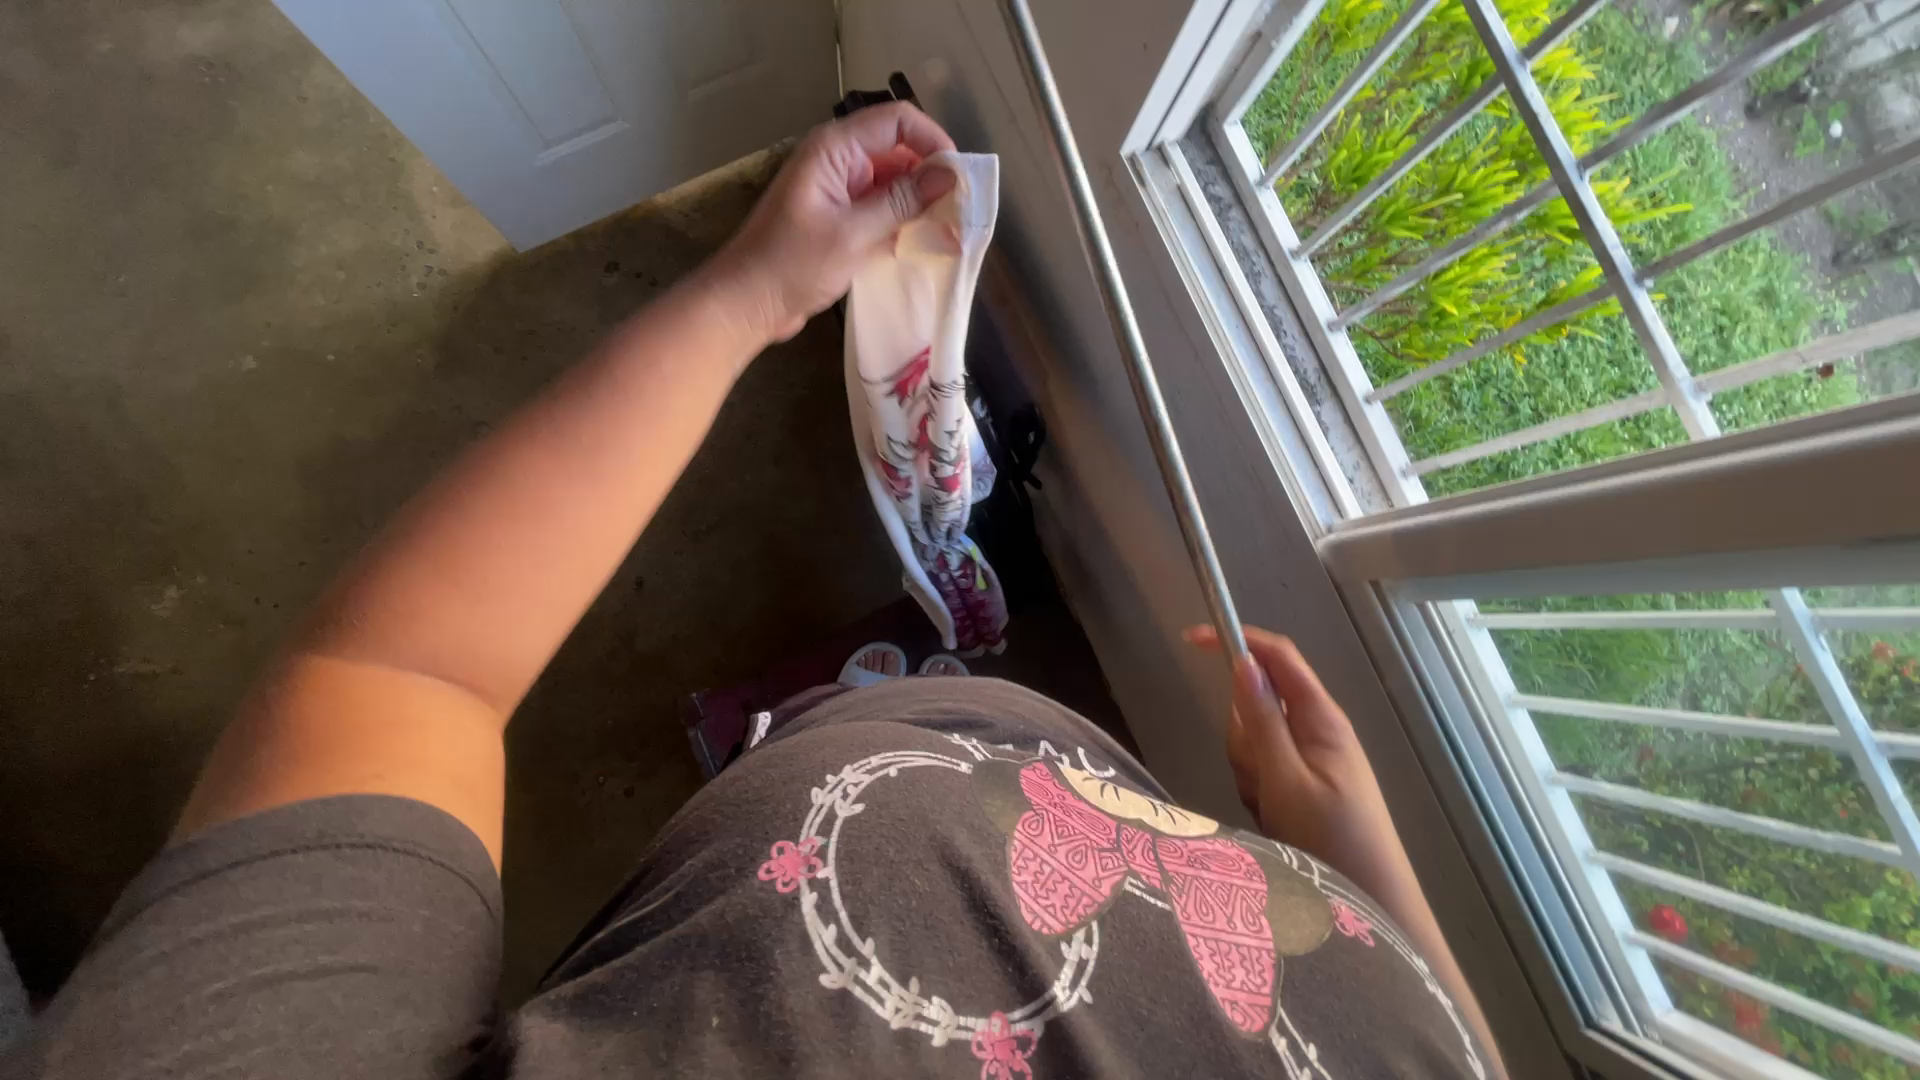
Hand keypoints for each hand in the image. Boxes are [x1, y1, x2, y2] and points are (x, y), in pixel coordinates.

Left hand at [705, 101, 957, 344]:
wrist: (748, 303)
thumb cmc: (791, 265)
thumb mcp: (853, 234)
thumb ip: (901, 202)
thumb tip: (947, 176)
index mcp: (835, 150)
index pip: (896, 122)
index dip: (933, 141)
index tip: (959, 178)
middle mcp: (838, 162)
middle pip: (898, 152)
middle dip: (931, 177)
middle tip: (962, 212)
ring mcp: (838, 193)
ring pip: (892, 185)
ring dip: (920, 205)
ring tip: (951, 232)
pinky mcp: (839, 222)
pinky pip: (880, 212)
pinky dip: (902, 225)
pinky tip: (923, 245)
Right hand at [1186, 624, 1398, 867]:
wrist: (1374, 904)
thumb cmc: (1332, 840)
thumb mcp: (1286, 780)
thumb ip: (1261, 722)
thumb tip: (1241, 662)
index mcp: (1320, 717)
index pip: (1277, 656)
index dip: (1238, 639)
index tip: (1192, 640)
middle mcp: (1316, 728)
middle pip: (1256, 701)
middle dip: (1242, 734)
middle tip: (1258, 775)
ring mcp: (1310, 756)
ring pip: (1253, 737)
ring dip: (1249, 767)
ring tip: (1270, 806)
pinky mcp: (1304, 780)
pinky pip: (1263, 765)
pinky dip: (1257, 786)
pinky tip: (1272, 816)